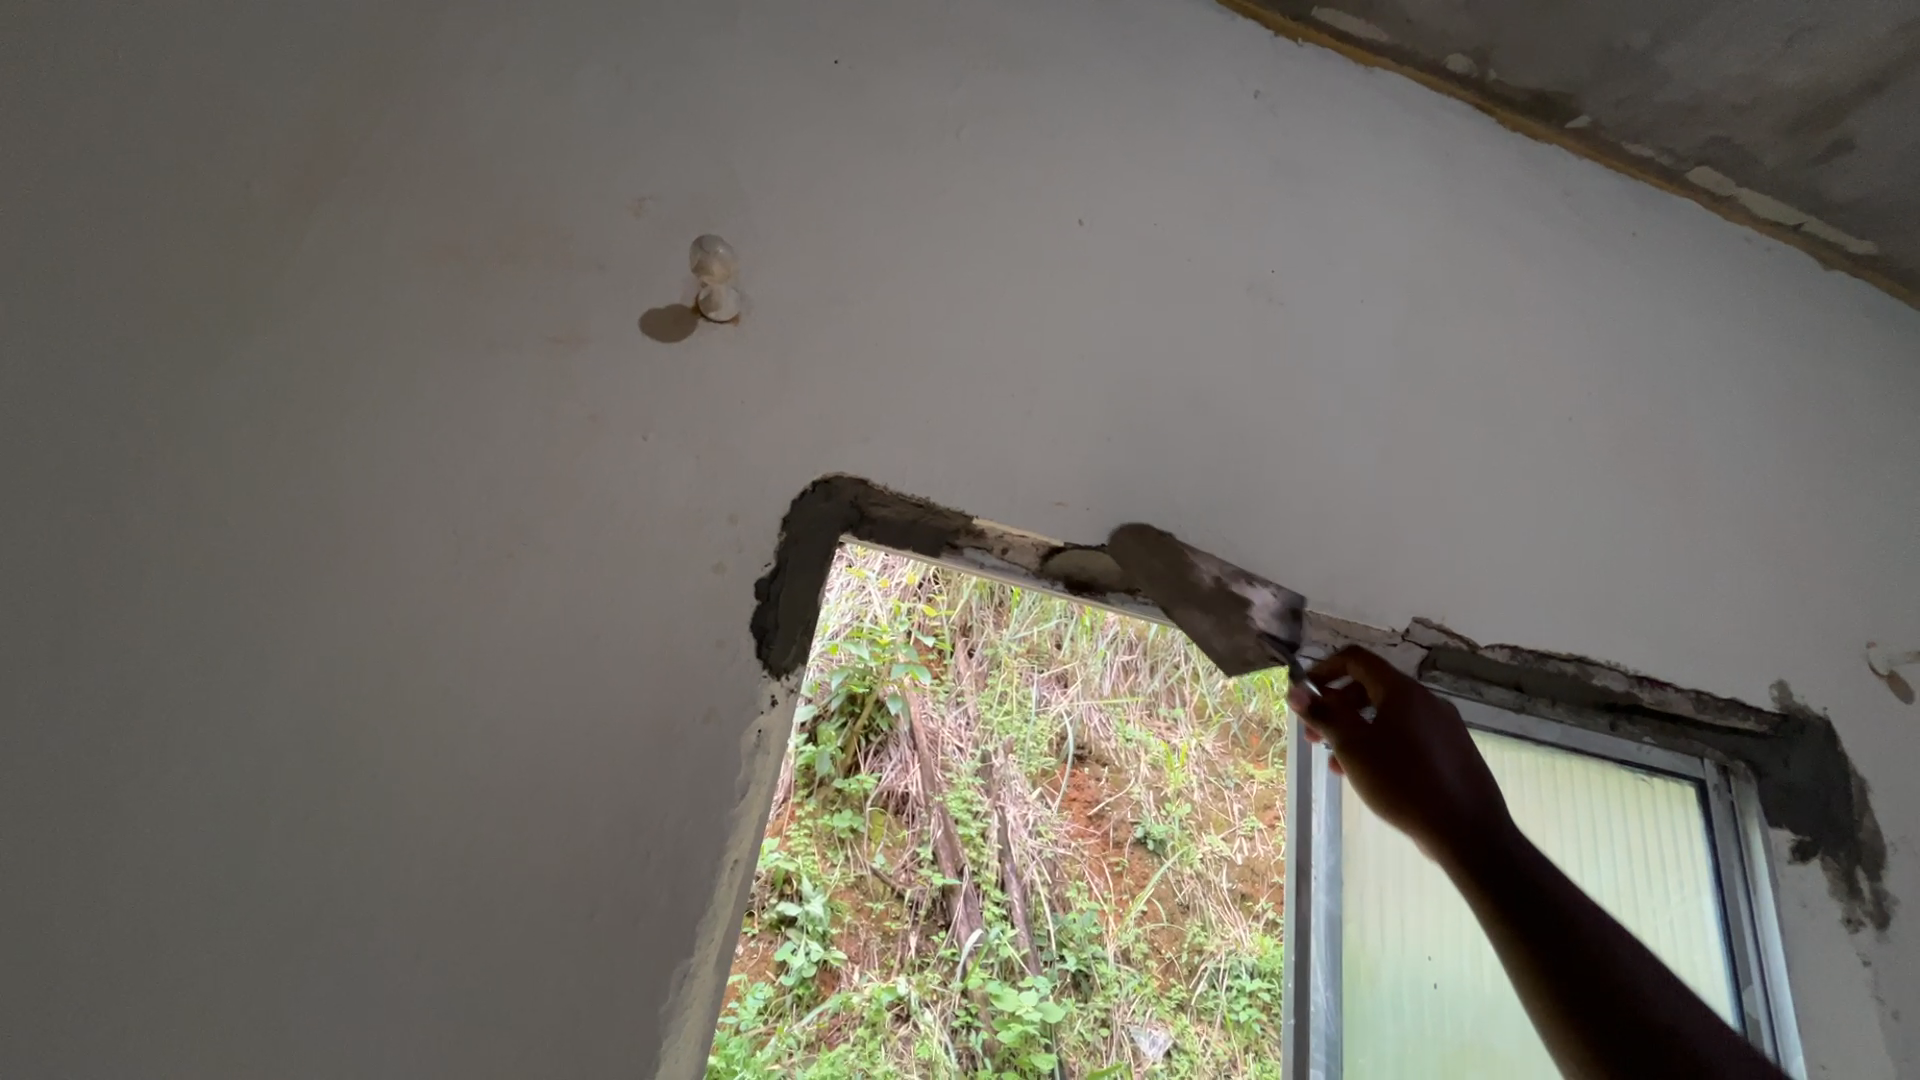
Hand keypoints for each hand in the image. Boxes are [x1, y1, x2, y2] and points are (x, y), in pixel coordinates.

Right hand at [1288, 646, 1512, 865]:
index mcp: (1402, 691)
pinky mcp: (1452, 751)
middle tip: (1313, 735)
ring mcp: (1443, 726)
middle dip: (1335, 707)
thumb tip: (1295, 691)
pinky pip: (1406, 735)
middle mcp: (1426, 701)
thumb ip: (1322, 714)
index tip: (1304, 696)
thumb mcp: (1352, 747)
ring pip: (1387, 714)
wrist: (1469, 833)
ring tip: (1335, 761)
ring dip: (1354, 728)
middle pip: (1370, 687)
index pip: (1356, 659)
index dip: (1324, 670)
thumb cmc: (1403, 782)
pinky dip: (1379, 743)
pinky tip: (1367, 774)